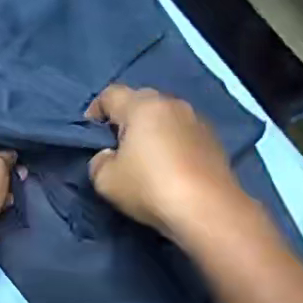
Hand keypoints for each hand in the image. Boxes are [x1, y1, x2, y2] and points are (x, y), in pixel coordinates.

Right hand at [86, 84, 248, 237]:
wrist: (205, 208)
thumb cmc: (148, 187)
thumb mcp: (104, 180)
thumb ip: (99, 161)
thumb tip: (109, 155)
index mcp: (142, 107)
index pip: (110, 94)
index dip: (94, 111)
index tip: (90, 136)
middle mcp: (172, 104)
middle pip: (140, 101)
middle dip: (124, 119)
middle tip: (116, 147)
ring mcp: (197, 120)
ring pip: (164, 117)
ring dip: (150, 131)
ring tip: (143, 158)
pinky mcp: (213, 139)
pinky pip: (182, 133)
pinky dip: (170, 143)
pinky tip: (168, 168)